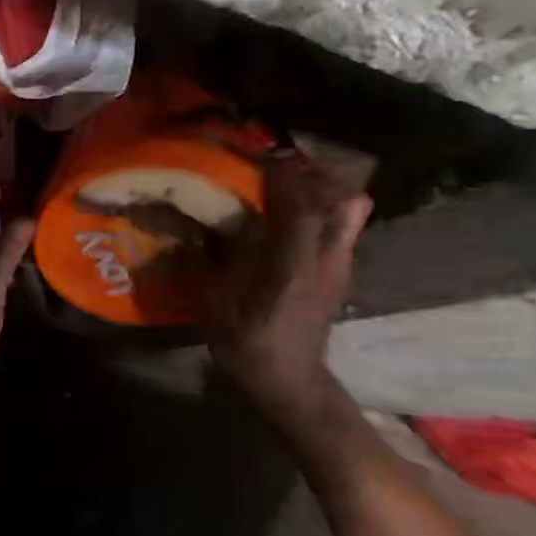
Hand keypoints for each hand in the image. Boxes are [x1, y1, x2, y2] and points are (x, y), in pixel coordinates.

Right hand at [208, 143, 373, 422]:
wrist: (290, 380)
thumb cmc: (246, 342)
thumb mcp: (213, 303)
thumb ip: (204, 260)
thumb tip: (187, 226)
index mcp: (292, 265)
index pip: (300, 206)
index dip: (285, 176)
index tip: (264, 154)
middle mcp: (325, 258)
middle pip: (341, 199)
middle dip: (315, 174)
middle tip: (280, 165)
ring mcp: (340, 265)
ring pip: (349, 211)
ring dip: (323, 189)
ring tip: (289, 184)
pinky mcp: (341, 272)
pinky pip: (343, 227)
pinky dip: (325, 210)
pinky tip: (294, 216)